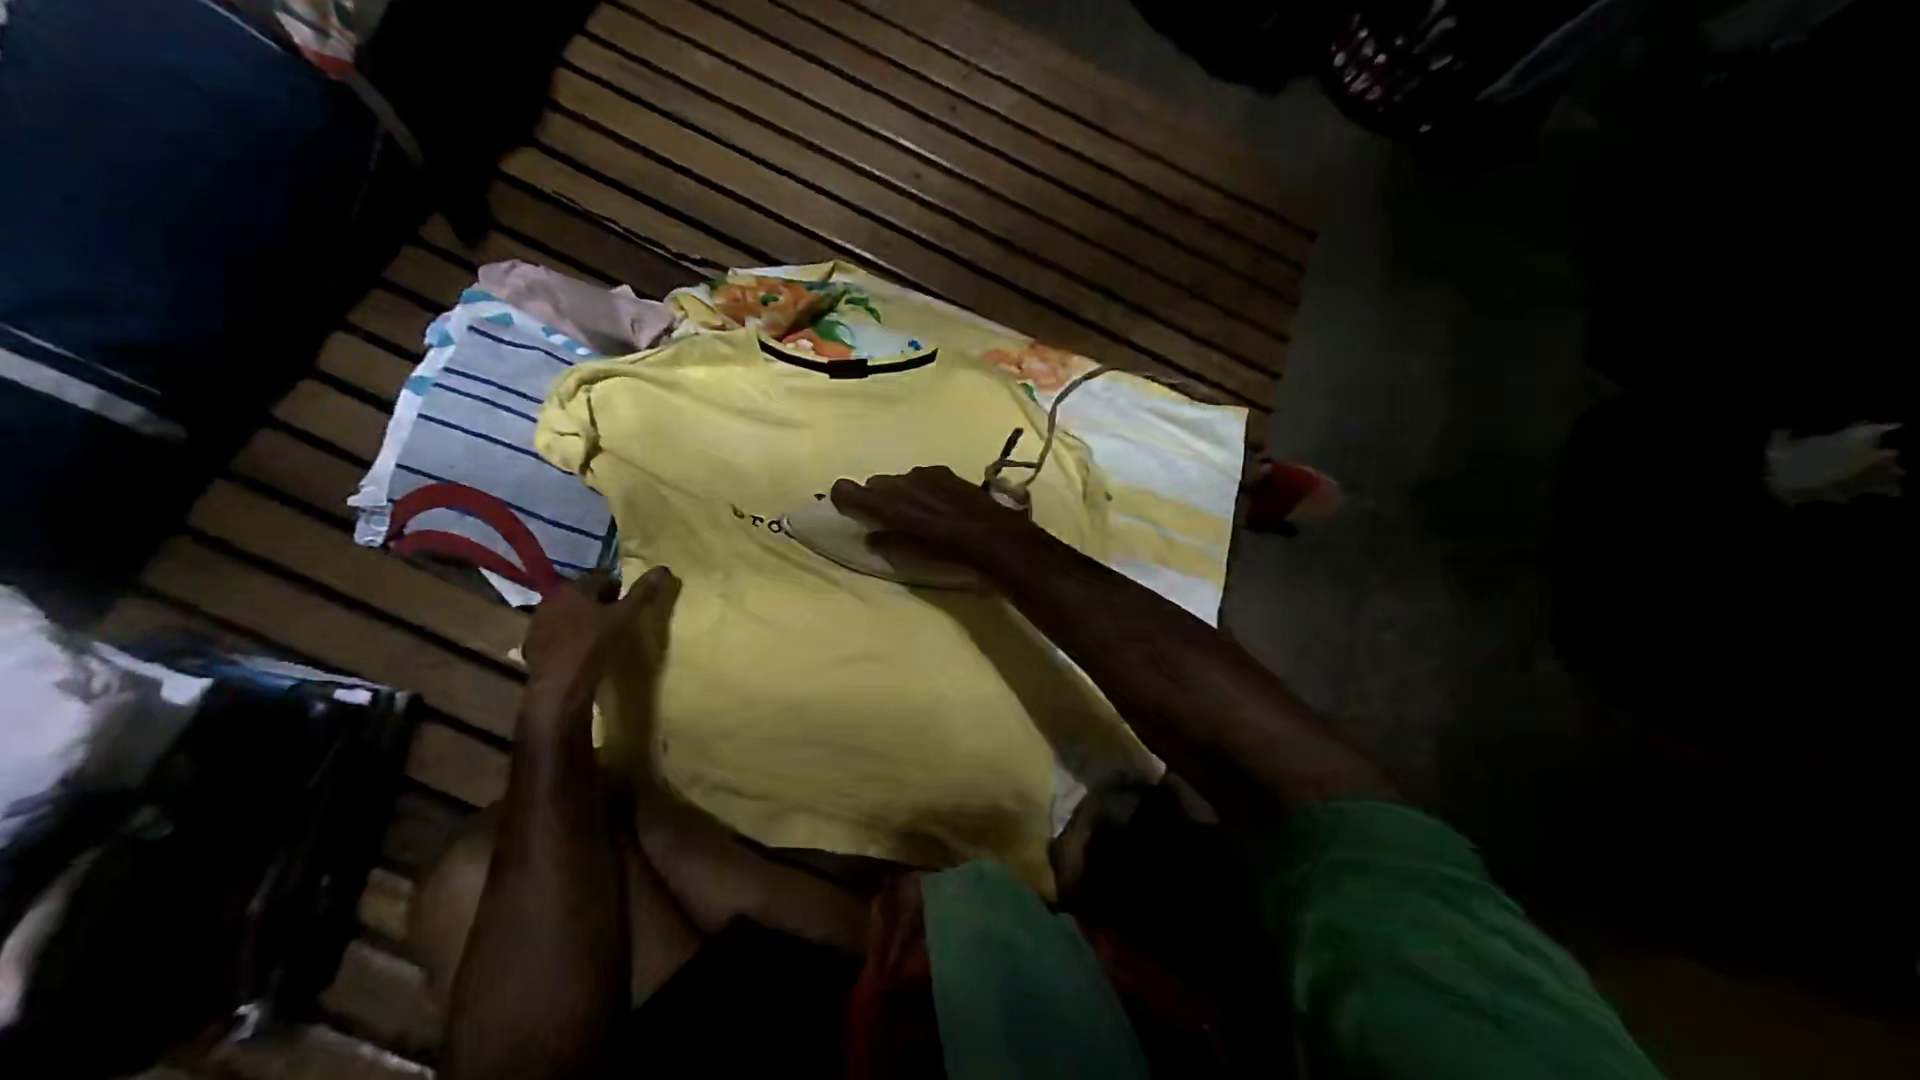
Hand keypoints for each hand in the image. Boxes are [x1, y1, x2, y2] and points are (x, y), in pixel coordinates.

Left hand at [522, 567, 679, 726]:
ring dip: (581, 619)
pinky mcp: (532, 645)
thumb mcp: (625, 616)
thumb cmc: (594, 644)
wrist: (561, 685)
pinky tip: (578, 651)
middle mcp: (550, 599)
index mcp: (573, 587)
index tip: (628, 605)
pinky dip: (567, 637)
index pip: (602, 578)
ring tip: (596, 636)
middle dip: (598, 603)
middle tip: (615, 620)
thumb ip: (643, 592)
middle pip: (582, 595)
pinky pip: (555, 633)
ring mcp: (538, 623)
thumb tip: (663, 568)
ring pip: (567, 614)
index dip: (618, 590)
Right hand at [830, 466, 1039, 567]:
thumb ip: (886, 541)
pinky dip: (925, 489)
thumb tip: (871, 536)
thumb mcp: (910, 554)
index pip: (847, 490)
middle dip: (879, 498)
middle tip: (888, 517)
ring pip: (902, 480)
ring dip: (904, 492)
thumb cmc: (945, 551)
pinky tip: (940, 505)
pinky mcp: (946, 473)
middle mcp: (900, 482)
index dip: (844, 497)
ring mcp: (925, 473)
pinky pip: (925, 478)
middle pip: (877, 484)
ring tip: (919, 513)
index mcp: (886, 503)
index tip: (845, 505)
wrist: (991, 536)